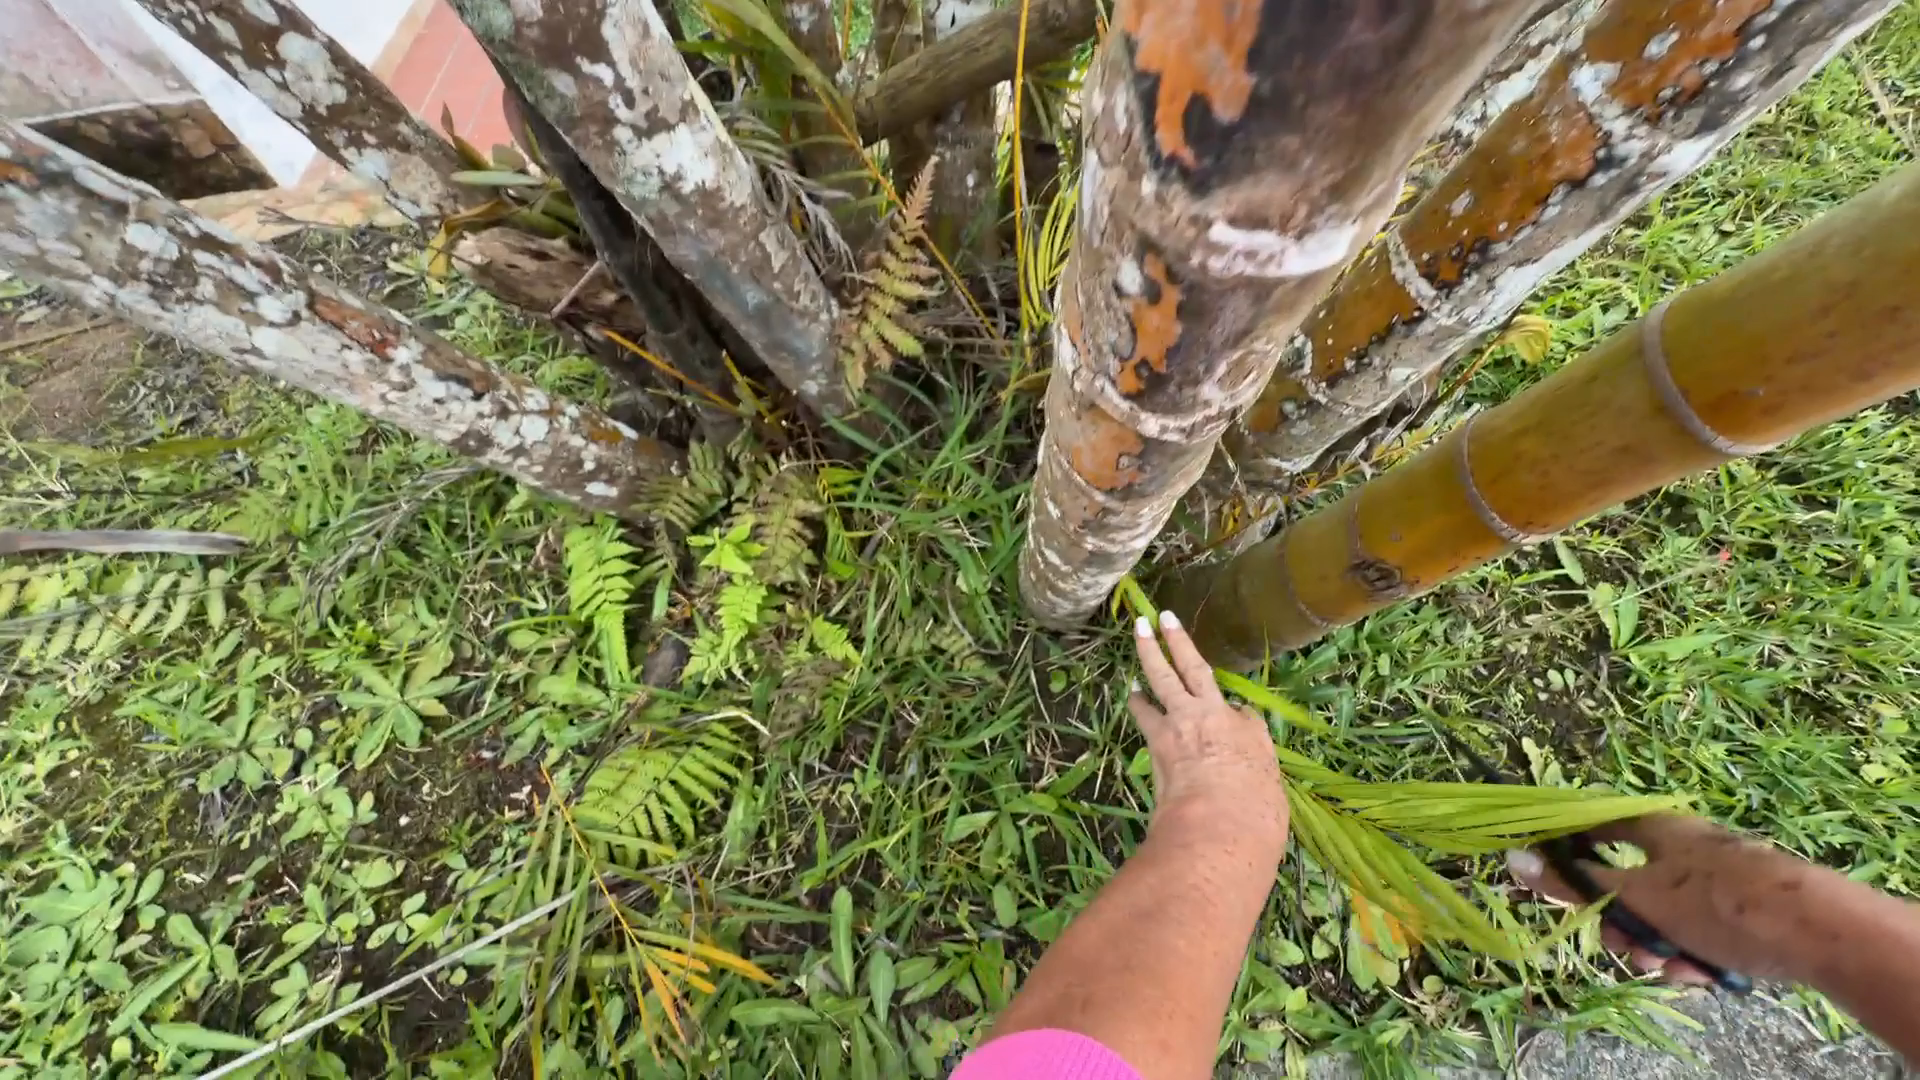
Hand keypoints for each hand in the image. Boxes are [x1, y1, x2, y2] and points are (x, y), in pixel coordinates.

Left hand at [1128, 611, 1286, 843]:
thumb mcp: (1266, 791)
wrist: (1216, 827)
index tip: (1235, 723)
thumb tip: (1246, 763)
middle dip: (1176, 641)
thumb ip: (1253, 768)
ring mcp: (1177, 725)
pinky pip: (1143, 714)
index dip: (1237, 719)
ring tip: (1140, 640)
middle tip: (1162, 617)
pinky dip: (1139, 703)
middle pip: (1191, 670)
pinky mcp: (1154, 741)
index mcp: (1246, 731)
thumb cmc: (1254, 816)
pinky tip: (1133, 696)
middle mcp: (1211, 717)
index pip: (1243, 716)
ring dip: (1147, 657)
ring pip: (1158, 679)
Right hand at [1507, 814, 1818, 983]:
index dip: (1565, 849)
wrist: (1831, 937)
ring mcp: (1718, 879)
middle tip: (1627, 947)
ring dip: (1657, 945)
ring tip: (1675, 969)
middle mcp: (1682, 846)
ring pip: (1663, 913)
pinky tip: (1704, 974)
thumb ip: (1573, 882)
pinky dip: (1693, 952)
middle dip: (1621, 922)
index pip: (1589, 827)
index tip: (1554, 879)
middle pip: (1626, 882)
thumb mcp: (1635, 897)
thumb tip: (1511, 858)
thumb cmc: (1719, 904)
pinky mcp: (1749, 912)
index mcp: (1651, 828)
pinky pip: (1700, 930)